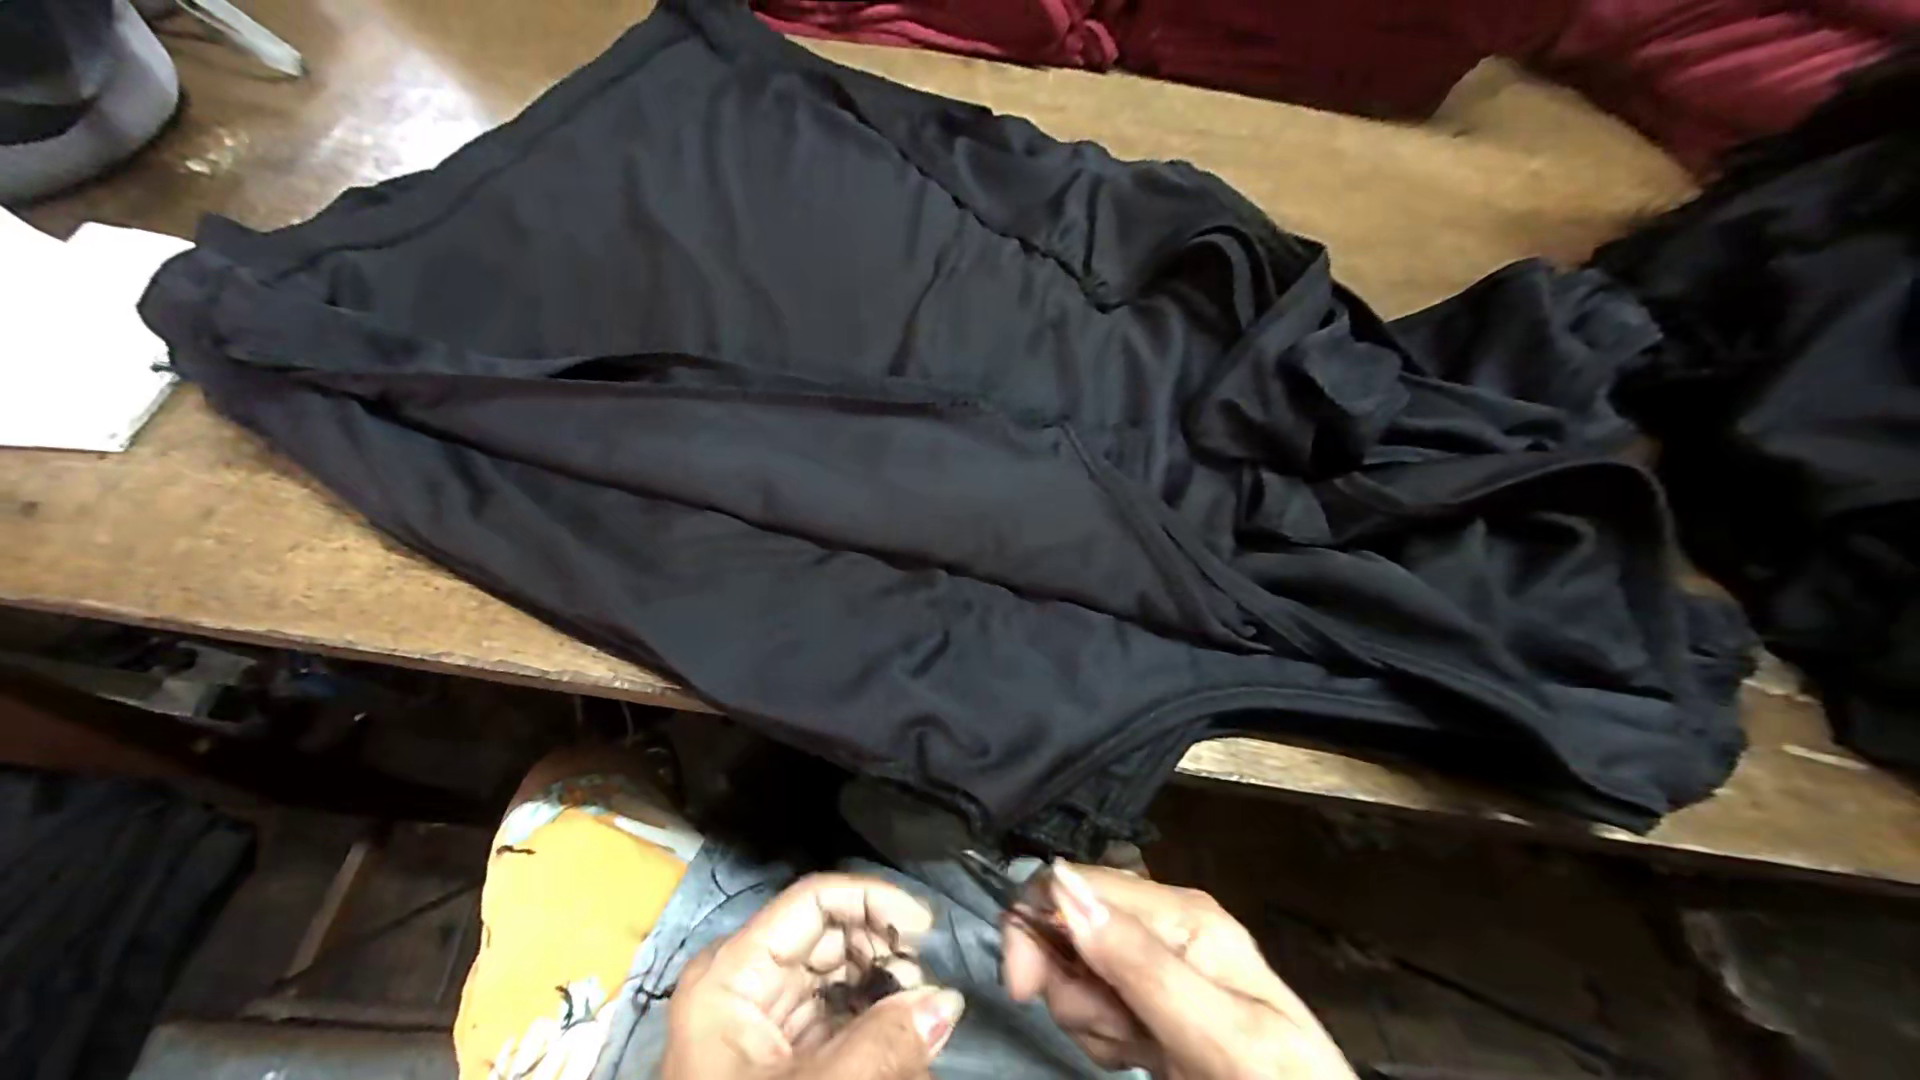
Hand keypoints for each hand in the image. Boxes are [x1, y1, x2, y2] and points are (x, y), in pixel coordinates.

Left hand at [663, 873, 965, 1079]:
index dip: (872, 901)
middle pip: (829, 934)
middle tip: (926, 981)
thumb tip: (948, 1001)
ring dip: (884, 986)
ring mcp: (763, 1017)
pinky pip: (836, 1014)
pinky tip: (901, 1038)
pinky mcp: (781, 1052)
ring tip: (918, 1013)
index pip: (813, 901)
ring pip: (838, 974)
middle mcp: (748, 980)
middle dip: (884, 950)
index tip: (925, 928)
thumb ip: (883, 1045)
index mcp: (734, 972)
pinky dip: (873, 1020)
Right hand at [1003, 862, 1355, 1079]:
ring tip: (1136, 1052)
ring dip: (1087, 1016)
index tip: (1025, 988)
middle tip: (1109, 1033)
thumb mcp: (1224, 1038)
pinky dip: (1101, 1033)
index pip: (1077, 882)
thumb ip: (1141, 963)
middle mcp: (1165, 925)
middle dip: (1070, 983)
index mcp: (1182, 913)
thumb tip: (1061, 883)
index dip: (1037, 923)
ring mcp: (1158, 964)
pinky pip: (1096, 1002)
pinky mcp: (1152, 1001)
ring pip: (1077, 968)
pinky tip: (1138, 1055)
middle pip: (1070, 925)